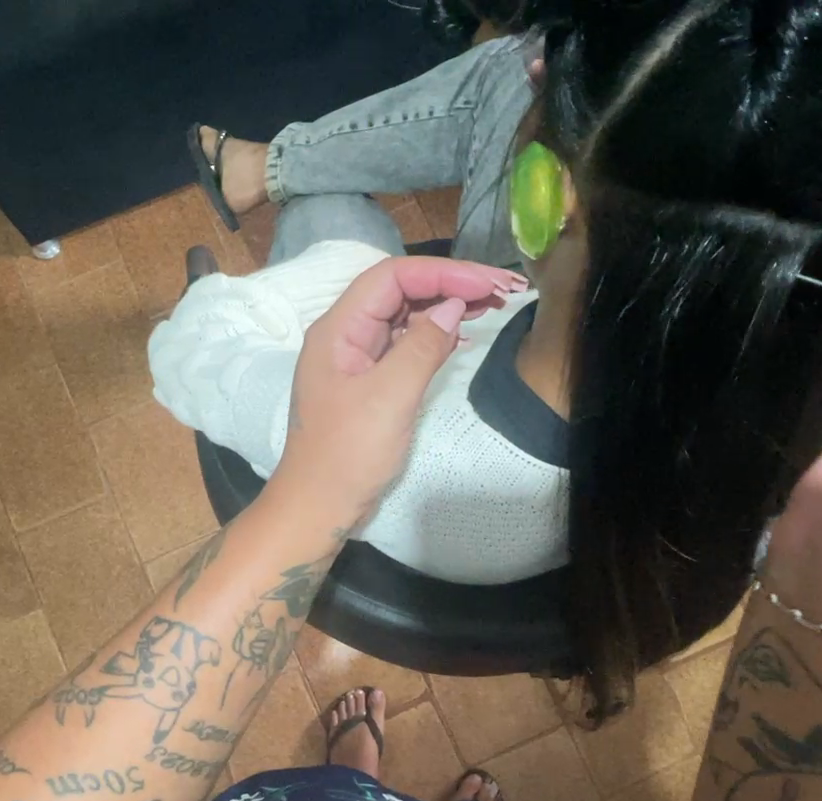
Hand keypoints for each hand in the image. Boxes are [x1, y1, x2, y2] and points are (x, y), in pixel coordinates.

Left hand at [265, 256, 526, 524]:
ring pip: (404, 319)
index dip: (443, 273)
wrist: (318, 506)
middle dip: (449, 285)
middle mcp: (345, 336)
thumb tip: (453, 307)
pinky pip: (404, 347)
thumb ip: (422, 347)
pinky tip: (462, 336)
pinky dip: (434, 338)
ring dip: (445, 308)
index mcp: (338, 329)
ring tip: (492, 306)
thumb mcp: (389, 398)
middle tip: (503, 291)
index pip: (393, 278)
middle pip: (400, 292)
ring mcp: (356, 361)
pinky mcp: (369, 384)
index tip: (488, 283)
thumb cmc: (347, 454)